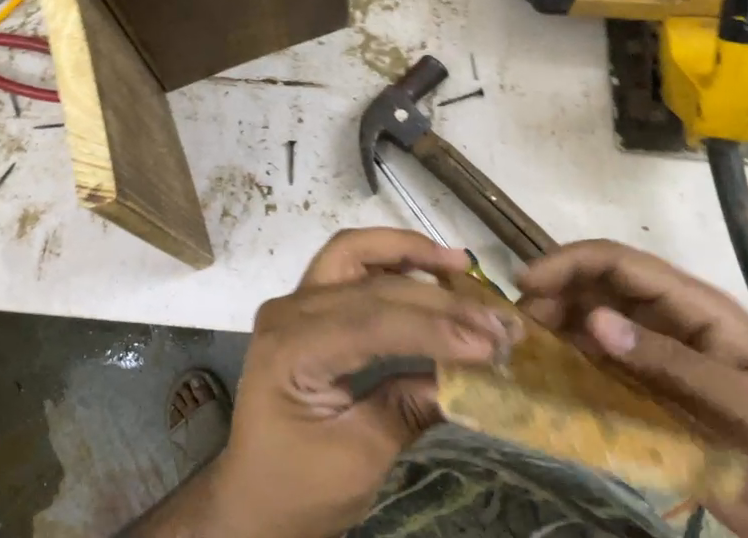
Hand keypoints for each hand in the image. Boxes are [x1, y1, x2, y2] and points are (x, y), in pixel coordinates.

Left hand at [130, 228, 513, 537]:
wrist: (253, 495)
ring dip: (405, 253)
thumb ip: (408, 409)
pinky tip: (427, 270)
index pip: (368, 322)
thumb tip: (471, 376)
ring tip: (460, 265)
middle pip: (366, 285)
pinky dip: (388, 262)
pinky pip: (346, 269)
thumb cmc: (299, 486)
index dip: (432, 328)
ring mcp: (293, 306)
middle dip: (434, 297)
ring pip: (350, 255)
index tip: (490, 342)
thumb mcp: (358, 459)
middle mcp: (286, 313)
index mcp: (290, 350)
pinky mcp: (306, 310)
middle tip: (495, 318)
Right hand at [519, 240, 747, 537]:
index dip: (570, 263)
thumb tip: (593, 320)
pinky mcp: (649, 397)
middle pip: (599, 287)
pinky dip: (566, 364)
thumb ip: (673, 364)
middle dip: (554, 293)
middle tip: (517, 323)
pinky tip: (544, 375)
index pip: (623, 264)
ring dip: (554, 326)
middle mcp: (670, 325)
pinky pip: (598, 368)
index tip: (526, 283)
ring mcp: (657, 361)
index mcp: (700, 311)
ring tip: (523, 347)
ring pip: (591, 323)